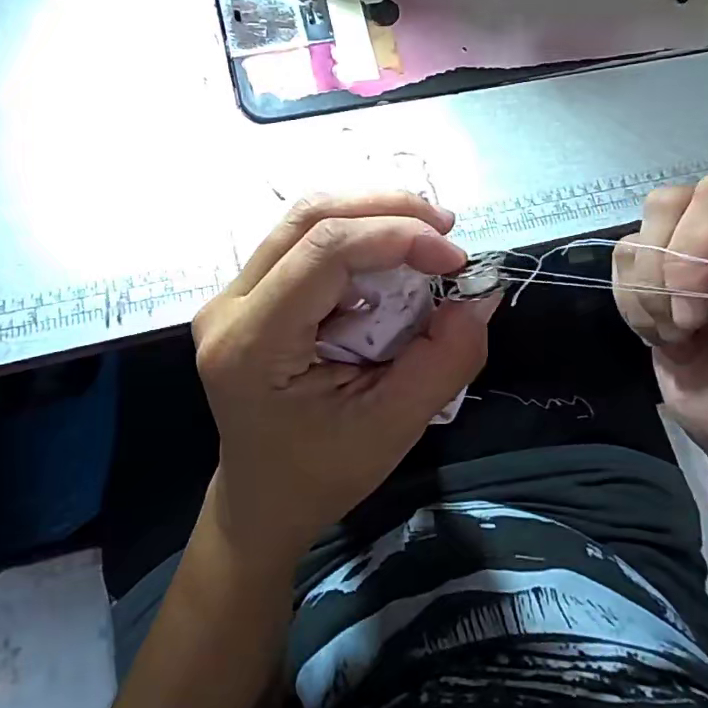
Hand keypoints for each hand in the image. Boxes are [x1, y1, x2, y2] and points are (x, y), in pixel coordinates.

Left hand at [192, 193, 497, 558]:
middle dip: (384, 210)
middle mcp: (227, 307)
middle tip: (445, 228)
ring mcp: (229, 296)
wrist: (263, 497)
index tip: (454, 257)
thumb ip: (442, 360)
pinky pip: (300, 244)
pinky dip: (353, 239)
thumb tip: (480, 295)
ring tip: (425, 237)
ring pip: (302, 222)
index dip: (395, 237)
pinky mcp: (245, 295)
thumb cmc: (320, 474)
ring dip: (369, 217)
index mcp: (250, 345)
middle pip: (307, 219)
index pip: (322, 253)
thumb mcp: (392, 428)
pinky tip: (389, 258)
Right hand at [612, 174, 707, 476]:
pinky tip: (669, 338)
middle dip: (667, 268)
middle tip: (690, 322)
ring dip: (648, 293)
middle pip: (674, 203)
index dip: (701, 238)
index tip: (698, 304)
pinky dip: (634, 307)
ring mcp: (702, 253)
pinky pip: (621, 267)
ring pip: (641, 235)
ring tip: (683, 335)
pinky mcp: (659, 279)